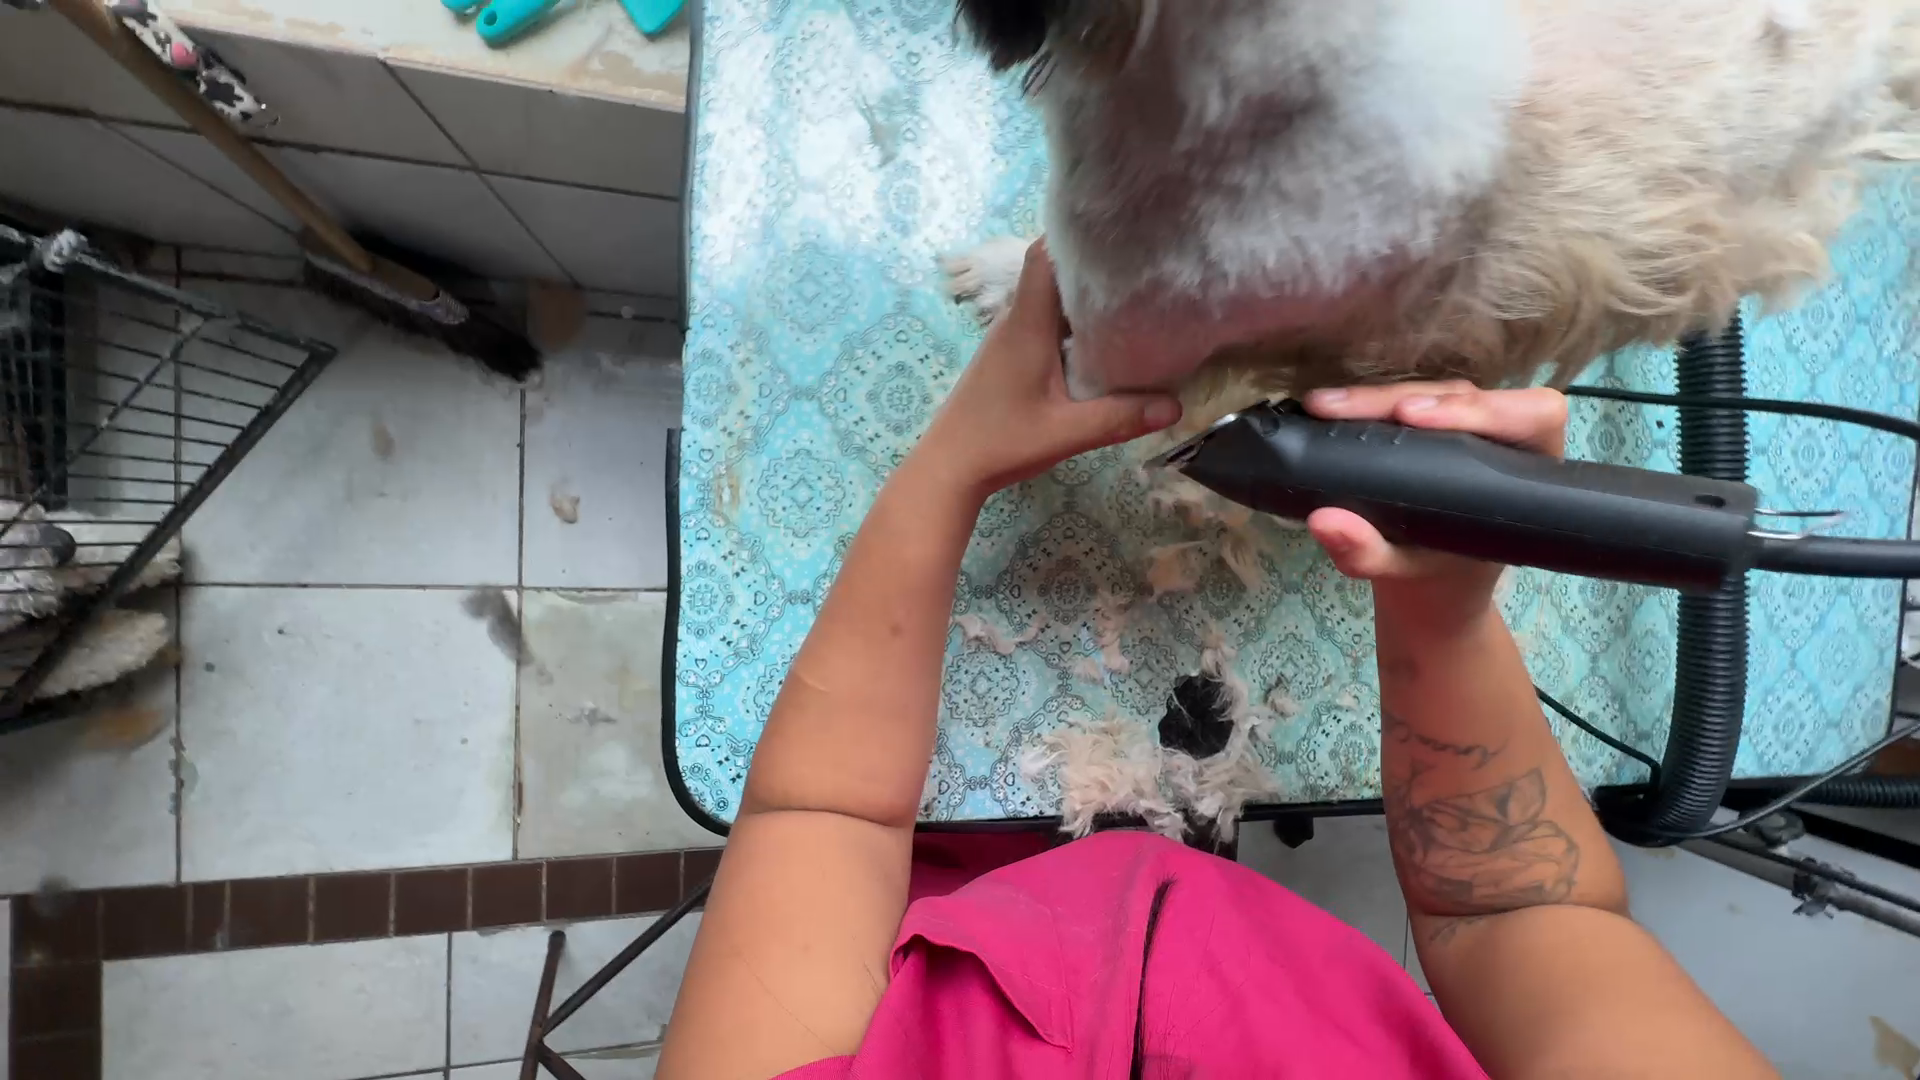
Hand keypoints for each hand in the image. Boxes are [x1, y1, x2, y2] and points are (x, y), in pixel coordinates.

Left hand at [913, 240, 1182, 501]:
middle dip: (1092, 267)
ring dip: (1081, 299)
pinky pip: (1041, 326)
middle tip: (1139, 268)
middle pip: (1052, 274)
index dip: (1076, 235)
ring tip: (1128, 300)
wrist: (949, 468)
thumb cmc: (1001, 444)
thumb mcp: (1065, 433)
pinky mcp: (1006, 359)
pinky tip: (1095, 343)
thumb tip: (1176, 406)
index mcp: (1026, 325)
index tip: (1117, 232)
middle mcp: (1014, 322)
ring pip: (1047, 302)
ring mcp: (1007, 340)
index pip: (1044, 255)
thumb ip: (1118, 418)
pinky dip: (1068, 325)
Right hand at [1300, 382, 1568, 617]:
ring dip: (1373, 397)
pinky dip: (1364, 403)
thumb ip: (1369, 554)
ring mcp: (1464, 428)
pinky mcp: (1429, 427)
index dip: (1477, 408)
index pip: (1527, 416)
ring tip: (1323, 405)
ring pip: (1429, 393)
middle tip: (1337, 408)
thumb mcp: (1403, 574)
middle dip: (1395, 399)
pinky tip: (1327, 406)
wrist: (1433, 582)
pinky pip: (1405, 402)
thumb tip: (1322, 520)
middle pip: (1461, 396)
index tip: (1413, 417)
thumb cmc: (1437, 577)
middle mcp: (1501, 439)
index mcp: (1527, 473)